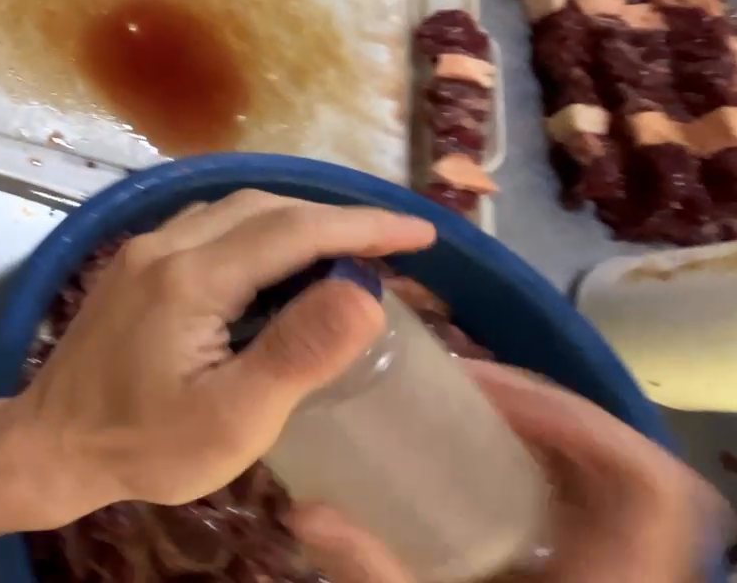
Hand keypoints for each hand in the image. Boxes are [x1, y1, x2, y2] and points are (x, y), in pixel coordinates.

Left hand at [8, 190, 434, 528]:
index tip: (423, 233)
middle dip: (330, 218)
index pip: (289, 230)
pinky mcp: (130, 268)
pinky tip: (276, 266)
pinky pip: (200, 229)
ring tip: (348, 252)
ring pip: (226, 213)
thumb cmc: (146, 443)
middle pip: (256, 209)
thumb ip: (297, 351)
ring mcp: (138, 253)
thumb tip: (362, 288)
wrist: (54, 439)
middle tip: (395, 245)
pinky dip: (251, 234)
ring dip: (289, 222)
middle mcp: (159, 248)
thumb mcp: (233, 416)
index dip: (360, 225)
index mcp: (187, 278)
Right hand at [288, 361, 734, 582]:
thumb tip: (300, 511)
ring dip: (536, 422)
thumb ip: (376, 573)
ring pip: (604, 470)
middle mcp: (637, 563)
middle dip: (540, 405)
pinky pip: (581, 488)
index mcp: (624, 577)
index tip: (479, 393)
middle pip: (622, 460)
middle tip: (449, 382)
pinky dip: (532, 451)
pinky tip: (468, 446)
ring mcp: (621, 563)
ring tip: (451, 399)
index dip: (574, 420)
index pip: (645, 482)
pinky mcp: (592, 565)